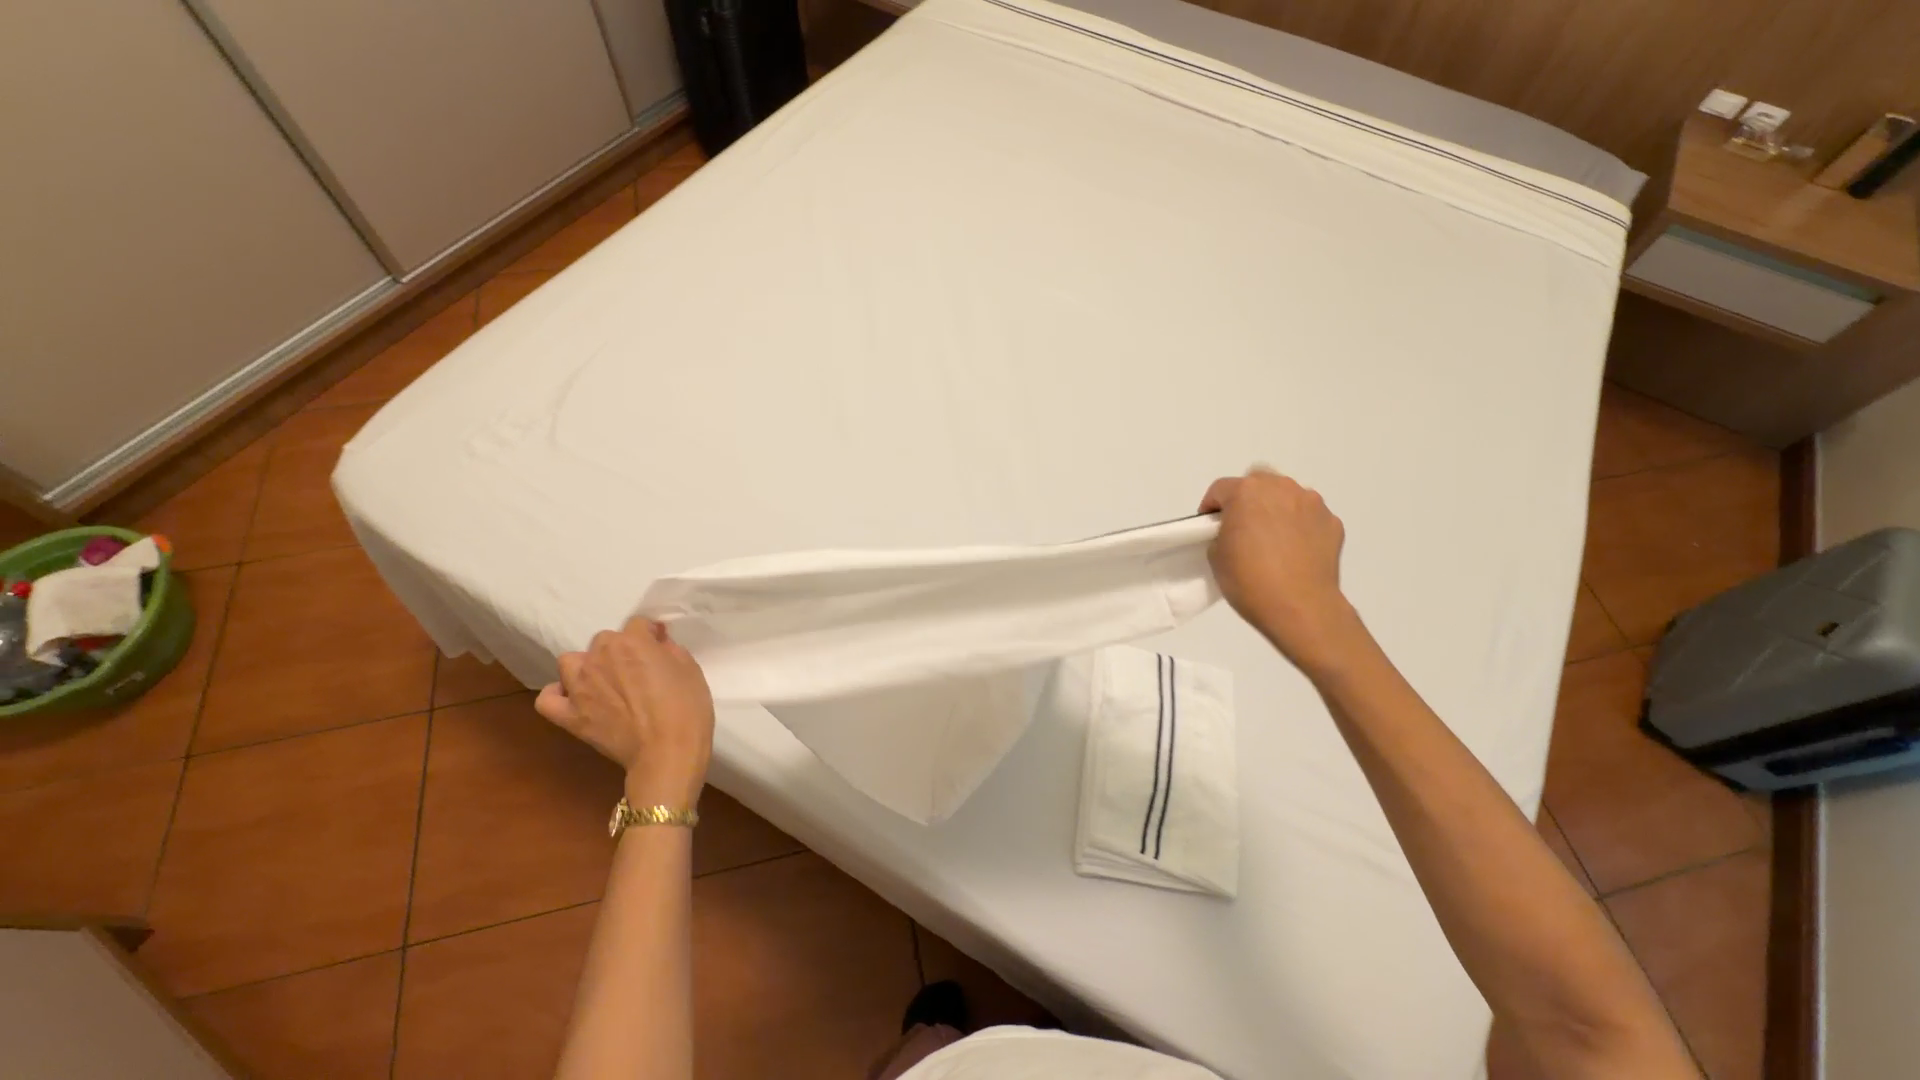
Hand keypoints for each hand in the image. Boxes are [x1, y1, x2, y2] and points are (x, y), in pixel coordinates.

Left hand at [536, 617, 714, 808]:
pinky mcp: (569, 715)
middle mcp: (600, 656)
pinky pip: (547, 698)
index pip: (638, 624)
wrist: (667, 752)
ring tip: (602, 682)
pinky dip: (558, 695)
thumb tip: (657, 645)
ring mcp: (579, 686)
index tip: (660, 648)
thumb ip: (670, 650)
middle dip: (620, 650)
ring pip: (570, 661)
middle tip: (636, 671)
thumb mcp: (690, 669)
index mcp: (632, 642)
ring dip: (586, 666)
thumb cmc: (686, 709)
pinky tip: (573, 699)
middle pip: (604, 640)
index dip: (651, 635)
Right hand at [1199, 467, 1361, 673]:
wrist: (1301, 609)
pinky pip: (1309, 517)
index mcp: (1247, 492)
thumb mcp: (1216, 556)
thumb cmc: (1250, 581)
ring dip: (1276, 509)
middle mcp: (1281, 488)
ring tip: (1273, 540)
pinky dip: (1300, 527)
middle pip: (1257, 483)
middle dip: (1247, 499)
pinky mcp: (1332, 522)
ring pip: (1287, 496)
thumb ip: (1223, 531)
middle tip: (1243, 528)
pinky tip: (1296, 551)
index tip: (1210, 528)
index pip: (1220, 489)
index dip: (1211, 508)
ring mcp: (1312, 503)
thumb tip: (1236, 530)